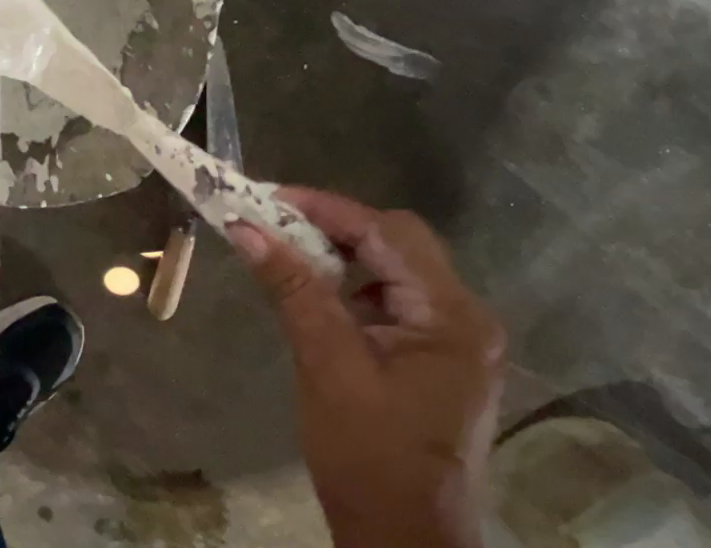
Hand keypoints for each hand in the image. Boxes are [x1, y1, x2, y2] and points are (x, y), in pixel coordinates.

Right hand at [227, 189, 505, 547]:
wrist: (405, 537)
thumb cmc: (369, 453)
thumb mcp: (326, 363)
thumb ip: (292, 288)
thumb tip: (245, 226)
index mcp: (451, 317)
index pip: (388, 233)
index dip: (326, 208)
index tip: (266, 196)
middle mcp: (465, 319)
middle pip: (397, 243)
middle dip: (332, 227)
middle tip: (271, 223)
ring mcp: (454, 341)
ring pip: (393, 268)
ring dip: (339, 254)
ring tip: (283, 253)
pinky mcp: (436, 359)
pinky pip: (392, 299)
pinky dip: (350, 285)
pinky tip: (313, 294)